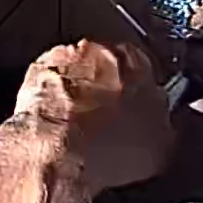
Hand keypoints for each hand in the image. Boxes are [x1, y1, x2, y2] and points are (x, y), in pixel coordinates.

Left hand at [12, 40, 174, 194]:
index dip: (139, 88)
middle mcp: (99, 50)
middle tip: (108, 115)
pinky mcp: (39, 66)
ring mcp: (66, 56)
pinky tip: (59, 115)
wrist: (58, 151)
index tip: (135, 104)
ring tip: (81, 120)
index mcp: (135, 63)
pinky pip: (51, 73)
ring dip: (81, 85)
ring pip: (79, 67)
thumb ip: (163, 118)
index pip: (144, 64)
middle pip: (109, 63)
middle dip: (109, 84)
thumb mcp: (161, 145)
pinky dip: (54, 89)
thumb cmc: (106, 148)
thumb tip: (164, 121)